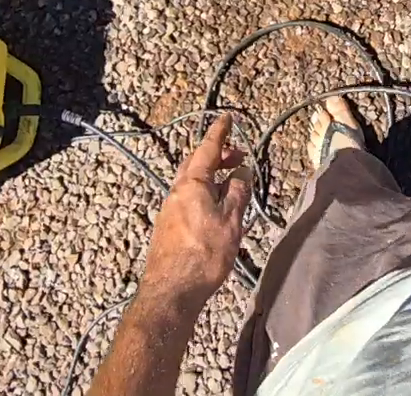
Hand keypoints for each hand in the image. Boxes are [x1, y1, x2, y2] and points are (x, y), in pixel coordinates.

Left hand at [140, 115, 252, 311]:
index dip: (219, 132)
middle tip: (237, 156)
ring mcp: (170, 209)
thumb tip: (242, 172)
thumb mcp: (230, 221)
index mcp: (192, 183)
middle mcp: (177, 191)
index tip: (227, 117)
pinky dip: (204, 192)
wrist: (170, 292)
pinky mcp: (168, 227)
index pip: (207, 148)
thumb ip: (237, 193)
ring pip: (191, 181)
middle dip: (217, 155)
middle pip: (197, 163)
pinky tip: (215, 207)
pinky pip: (188, 197)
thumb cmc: (203, 254)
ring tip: (230, 183)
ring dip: (211, 175)